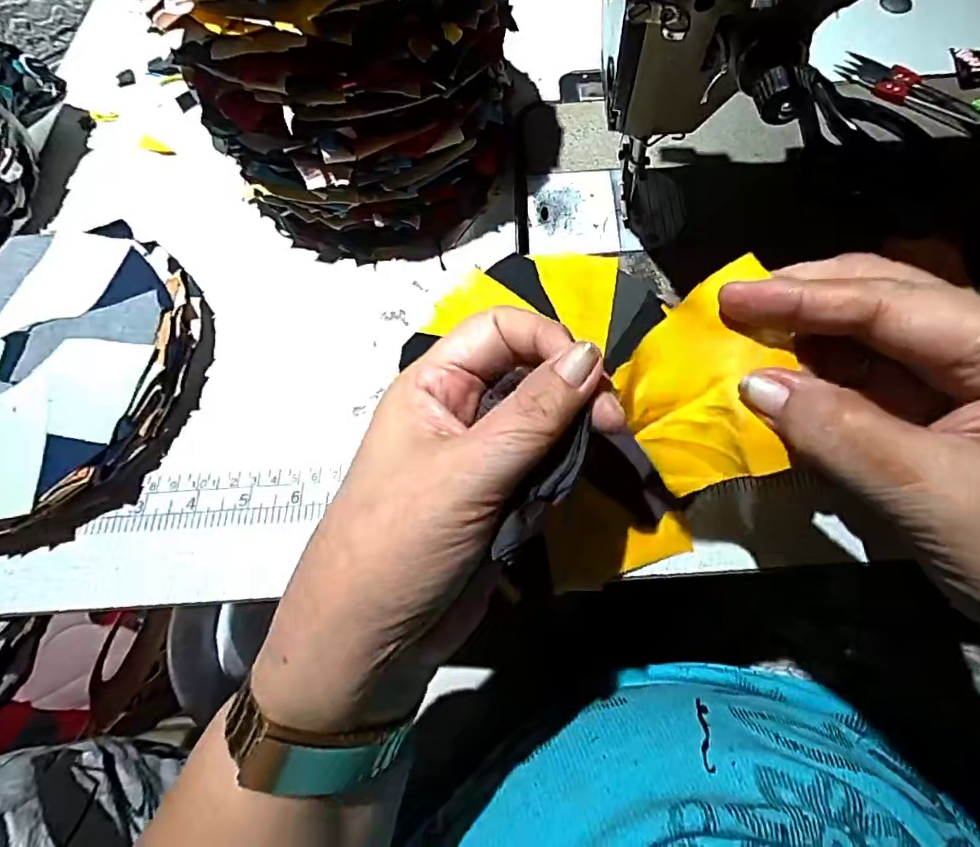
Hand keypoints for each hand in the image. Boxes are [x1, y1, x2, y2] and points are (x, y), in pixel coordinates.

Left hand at [250, 308, 619, 733]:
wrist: (367, 650)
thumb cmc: (398, 547)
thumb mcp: (468, 474)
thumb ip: (534, 413)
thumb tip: (590, 353)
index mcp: (436, 385)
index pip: (501, 329)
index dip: (548, 339)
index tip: (592, 374)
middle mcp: (464, 408)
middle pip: (534, 369)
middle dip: (575, 388)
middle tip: (612, 423)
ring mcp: (487, 451)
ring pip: (550, 416)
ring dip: (577, 431)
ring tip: (601, 450)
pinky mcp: (506, 489)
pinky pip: (551, 458)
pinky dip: (567, 467)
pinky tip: (569, 486)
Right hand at [719, 255, 979, 754]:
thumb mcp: (935, 498)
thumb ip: (838, 431)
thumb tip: (751, 383)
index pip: (898, 303)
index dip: (806, 297)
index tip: (732, 295)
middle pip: (896, 304)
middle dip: (814, 303)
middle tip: (738, 305)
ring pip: (890, 342)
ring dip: (823, 341)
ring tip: (757, 337)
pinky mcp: (973, 420)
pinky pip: (895, 386)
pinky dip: (843, 384)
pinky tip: (802, 382)